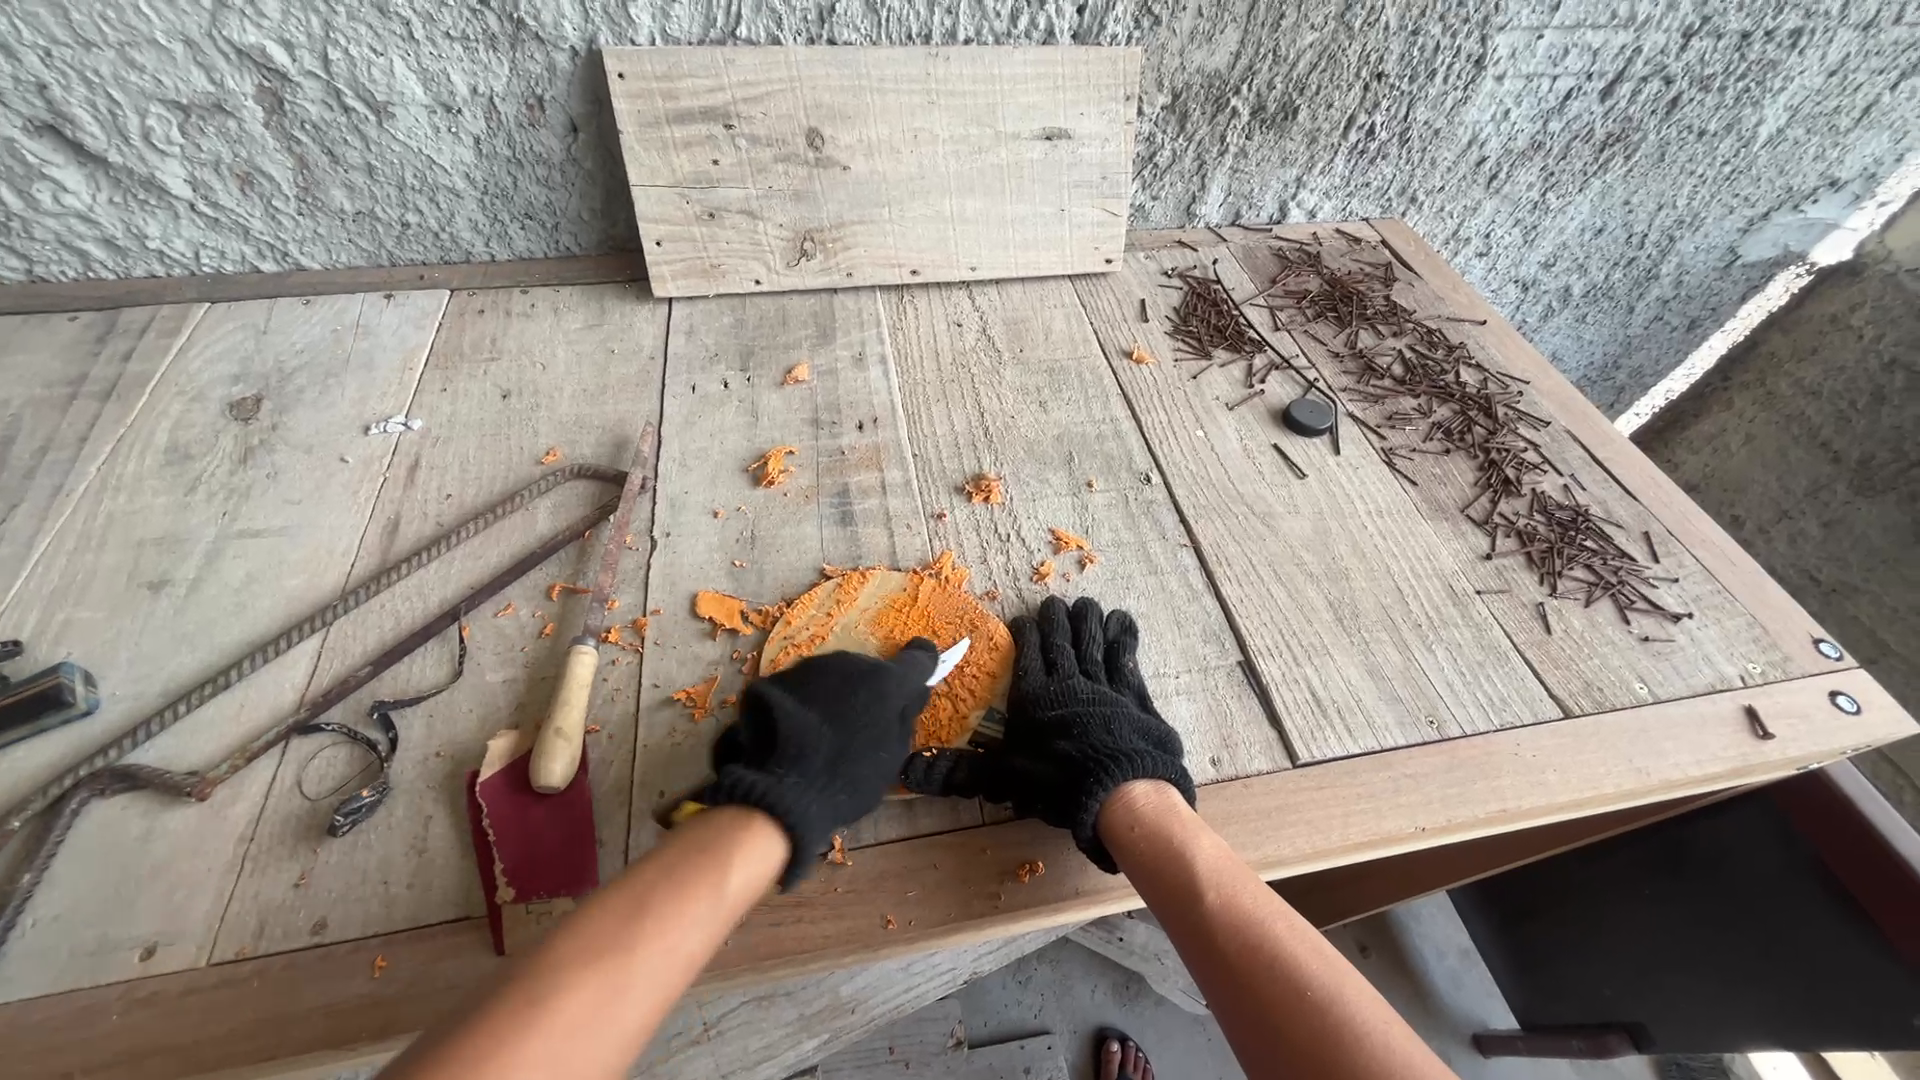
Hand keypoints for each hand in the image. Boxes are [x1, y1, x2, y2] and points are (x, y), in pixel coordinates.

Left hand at [699, 639, 937, 887]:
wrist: (778, 788)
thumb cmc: (847, 779)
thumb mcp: (892, 756)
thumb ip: (904, 718)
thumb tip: (913, 692)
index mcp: (887, 681)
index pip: (919, 658)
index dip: (923, 662)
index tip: (921, 672)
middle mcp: (852, 662)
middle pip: (871, 670)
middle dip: (870, 690)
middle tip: (860, 726)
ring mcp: (811, 666)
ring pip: (834, 676)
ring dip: (835, 695)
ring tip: (821, 733)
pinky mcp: (778, 678)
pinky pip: (802, 687)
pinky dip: (804, 703)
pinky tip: (794, 733)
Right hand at [900, 596, 1193, 871]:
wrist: (1118, 788)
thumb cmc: (1056, 783)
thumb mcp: (1004, 778)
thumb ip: (961, 771)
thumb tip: (910, 771)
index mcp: (1033, 697)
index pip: (1027, 654)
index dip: (1025, 633)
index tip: (1022, 620)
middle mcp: (1065, 682)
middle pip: (1059, 641)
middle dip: (1055, 620)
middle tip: (1054, 602)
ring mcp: (1101, 685)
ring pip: (1091, 642)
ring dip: (1088, 621)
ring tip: (1086, 604)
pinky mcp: (1130, 694)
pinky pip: (1124, 657)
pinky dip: (1123, 637)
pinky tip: (1122, 621)